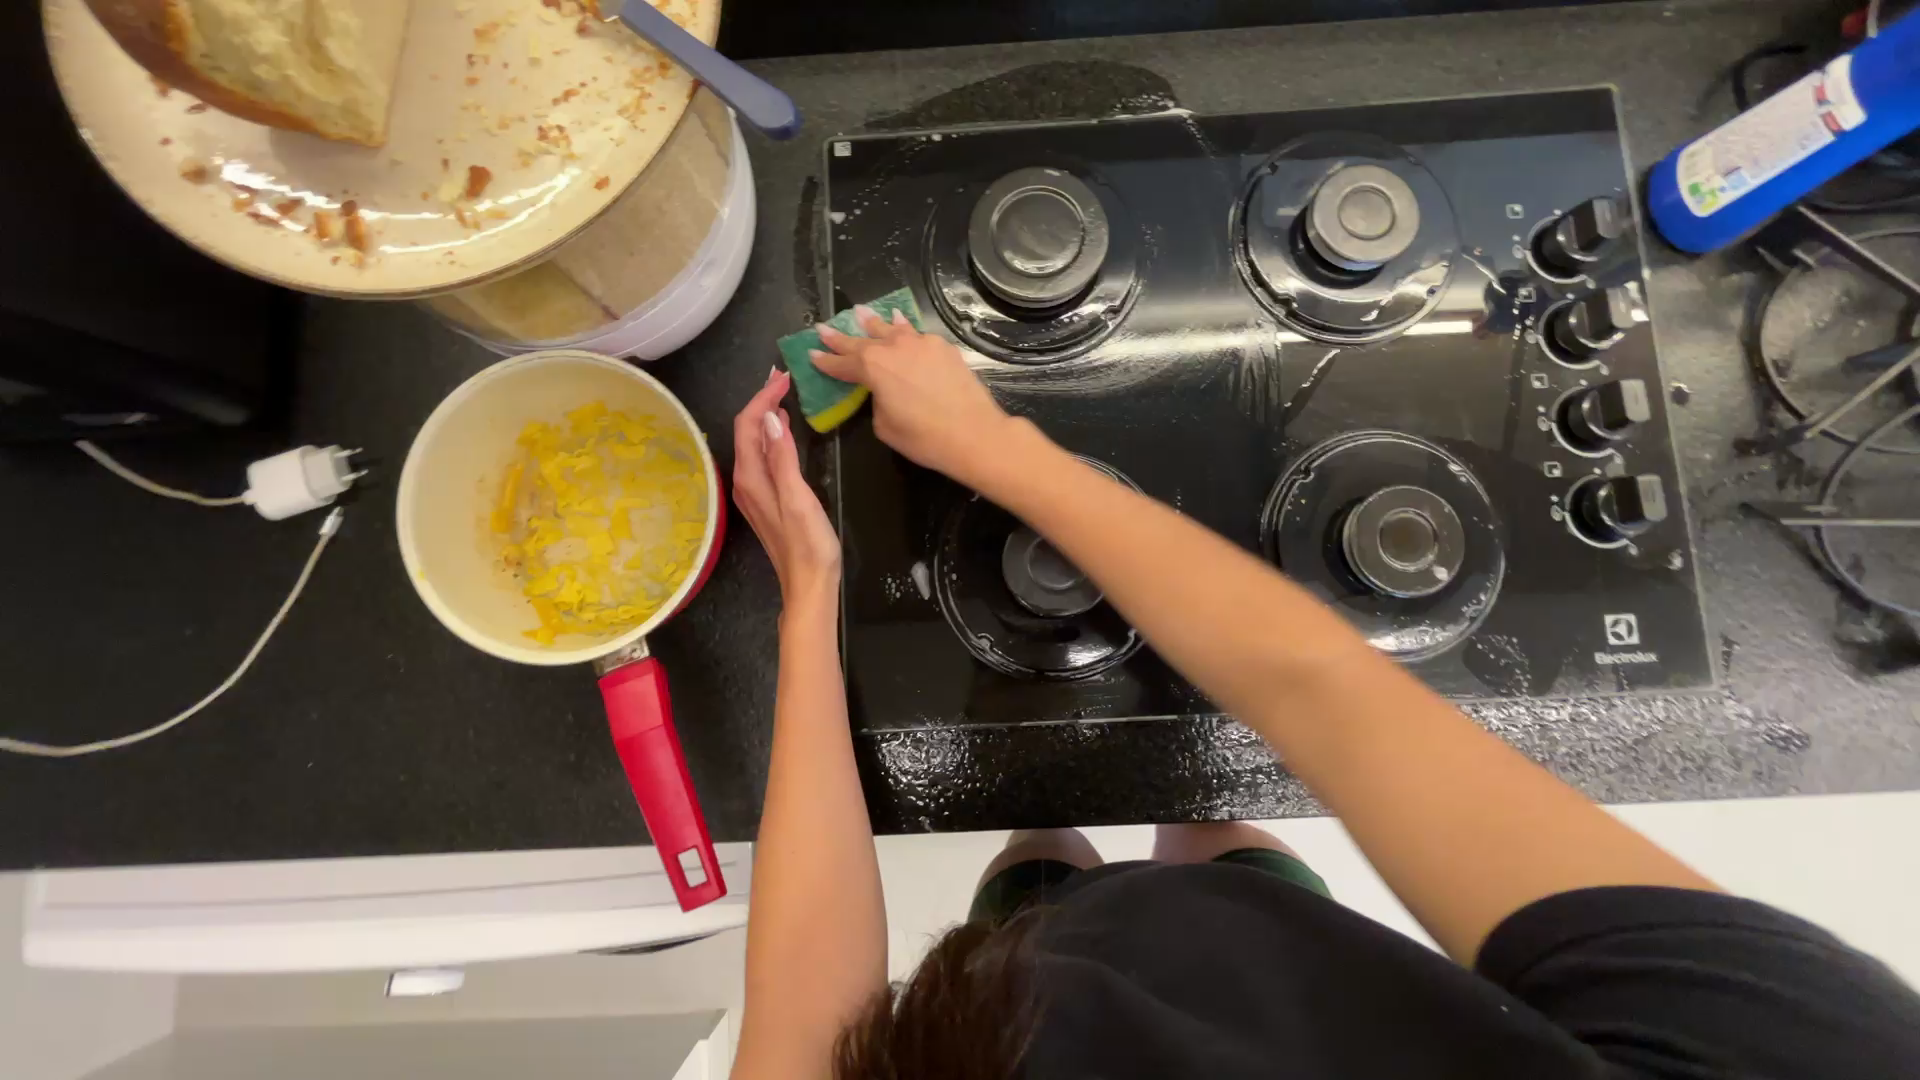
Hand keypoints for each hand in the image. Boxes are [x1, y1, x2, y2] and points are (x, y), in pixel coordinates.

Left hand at [732, 369, 840, 608]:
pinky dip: (771, 436)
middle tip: (784, 378)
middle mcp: (746, 482)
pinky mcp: (766, 500)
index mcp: (751, 477)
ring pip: (753, 443)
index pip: (749, 424)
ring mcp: (754, 492)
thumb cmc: (809, 544)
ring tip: (784, 395)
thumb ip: (782, 456)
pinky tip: (784, 431)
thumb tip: (770, 416)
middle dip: (762, 400)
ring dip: (765, 416)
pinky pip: (762, 458)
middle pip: (747, 431)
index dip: (763, 396)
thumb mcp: (798, 497)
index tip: (784, 377)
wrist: (809, 584)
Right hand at [808, 308, 1018, 486]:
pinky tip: (900, 322)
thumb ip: (876, 401)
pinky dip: (903, 327)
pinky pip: (916, 332)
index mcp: (872, 367)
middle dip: (841, 337)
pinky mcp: (943, 347)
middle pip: (862, 340)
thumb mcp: (885, 425)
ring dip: (873, 322)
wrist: (973, 433)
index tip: (812, 354)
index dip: (826, 361)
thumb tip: (883, 390)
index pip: (842, 363)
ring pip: (891, 328)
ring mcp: (920, 343)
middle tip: (823, 328)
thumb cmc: (923, 437)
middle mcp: (893, 347)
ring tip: (859, 312)